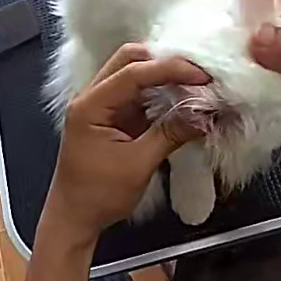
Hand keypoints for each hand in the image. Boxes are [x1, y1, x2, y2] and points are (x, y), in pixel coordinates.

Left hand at [41, 44, 208, 245]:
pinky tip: (183, 99)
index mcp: (91, 106)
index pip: (133, 72)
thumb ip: (170, 134)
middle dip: (166, 62)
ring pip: (135, 74)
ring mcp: (104, 107)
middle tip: (199, 73)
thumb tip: (205, 115)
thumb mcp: (138, 165)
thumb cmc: (99, 195)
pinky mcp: (115, 119)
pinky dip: (162, 93)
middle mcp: (93, 98)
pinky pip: (139, 95)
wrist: (75, 220)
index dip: (170, 69)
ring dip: (164, 76)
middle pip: (130, 61)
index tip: (202, 75)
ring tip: (196, 84)